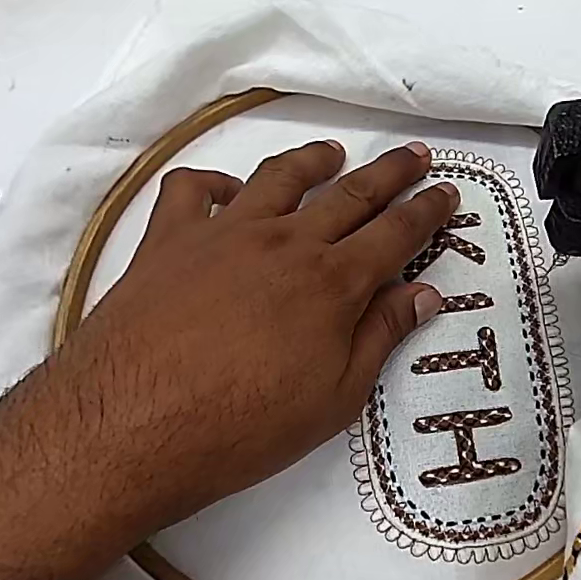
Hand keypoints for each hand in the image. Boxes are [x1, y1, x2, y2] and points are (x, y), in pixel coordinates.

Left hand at [41, 140, 456, 533]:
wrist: (134, 426)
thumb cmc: (246, 426)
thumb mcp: (334, 398)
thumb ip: (380, 336)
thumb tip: (424, 294)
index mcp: (332, 283)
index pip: (395, 233)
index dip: (426, 211)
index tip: (446, 192)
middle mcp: (284, 243)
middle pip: (350, 194)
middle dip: (390, 172)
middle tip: (415, 154)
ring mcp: (224, 233)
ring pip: (279, 177)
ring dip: (313, 160)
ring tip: (333, 152)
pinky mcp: (169, 239)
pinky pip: (193, 189)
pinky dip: (215, 182)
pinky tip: (229, 194)